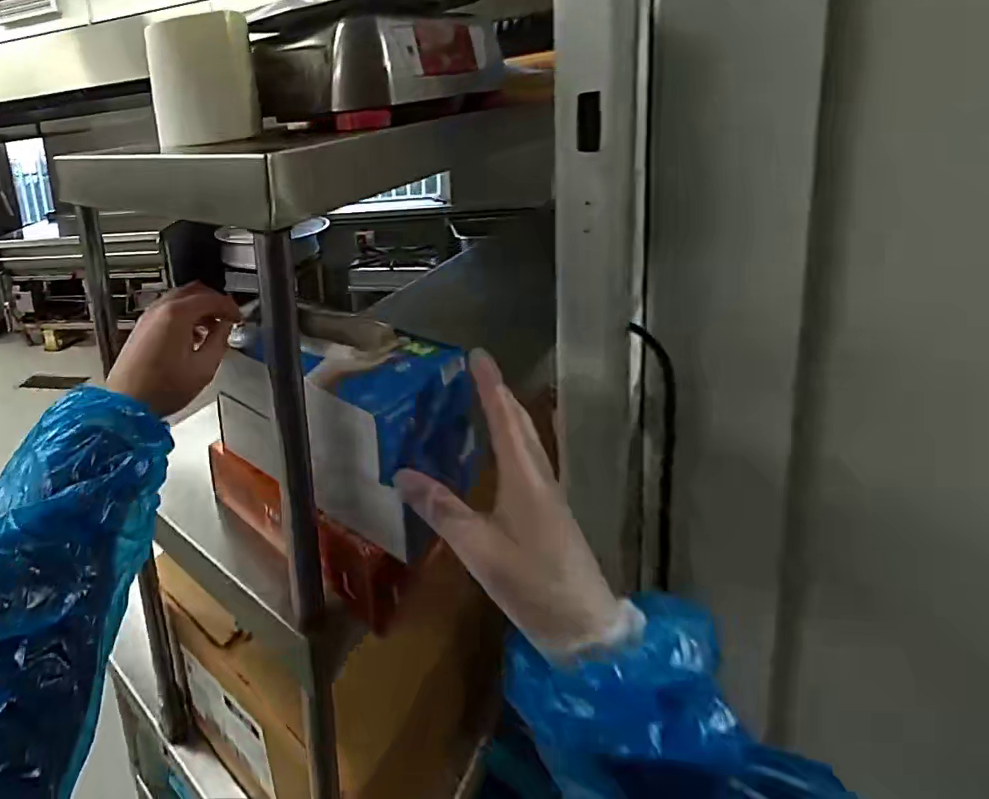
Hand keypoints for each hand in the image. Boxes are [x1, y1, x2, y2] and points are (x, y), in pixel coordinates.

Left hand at [104, 284, 241, 417]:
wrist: (126, 403)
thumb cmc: (159, 389)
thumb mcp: (203, 368)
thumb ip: (219, 342)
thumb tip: (225, 329)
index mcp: (177, 315)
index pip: (211, 298)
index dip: (229, 306)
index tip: (237, 316)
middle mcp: (160, 310)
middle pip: (194, 291)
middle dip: (214, 302)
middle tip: (227, 316)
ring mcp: (148, 317)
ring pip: (179, 299)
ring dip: (198, 308)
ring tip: (212, 327)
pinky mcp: (141, 328)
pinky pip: (167, 311)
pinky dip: (183, 315)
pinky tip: (192, 335)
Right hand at [396, 350, 636, 661]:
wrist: (587, 632)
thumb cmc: (533, 585)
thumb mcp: (479, 549)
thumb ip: (441, 510)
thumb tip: (402, 473)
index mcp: (526, 480)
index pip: (507, 422)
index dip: (491, 388)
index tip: (478, 356)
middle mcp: (541, 480)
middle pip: (522, 426)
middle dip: (500, 394)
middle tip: (477, 370)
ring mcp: (548, 498)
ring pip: (528, 443)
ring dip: (508, 416)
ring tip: (484, 399)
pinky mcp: (548, 514)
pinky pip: (528, 462)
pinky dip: (512, 441)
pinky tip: (500, 452)